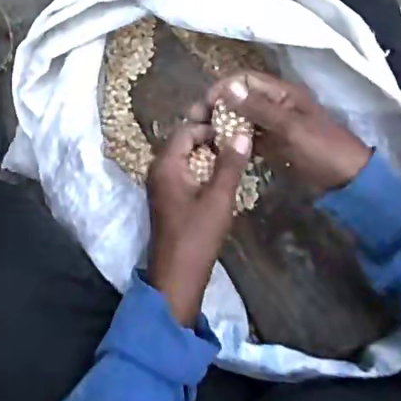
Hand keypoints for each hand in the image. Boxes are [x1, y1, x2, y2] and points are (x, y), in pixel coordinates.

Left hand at [145, 122, 248, 326]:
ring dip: (206, 151)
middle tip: (237, 134)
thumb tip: (242, 132)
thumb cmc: (197, 235)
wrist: (176, 275)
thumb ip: (230, 164)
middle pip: (182, 140)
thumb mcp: (218, 198)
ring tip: (234, 150)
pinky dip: (200, 166)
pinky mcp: (167, 196)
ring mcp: (160, 183)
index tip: (235, 125)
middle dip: (208, 135)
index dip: (209, 125)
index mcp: (165, 164)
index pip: (185, 130)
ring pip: (183, 156)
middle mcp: (157, 168)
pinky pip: (182, 170)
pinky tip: (222, 171)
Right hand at [204, 71, 370, 193]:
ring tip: (201, 134)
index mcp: (282, 93)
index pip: (245, 79)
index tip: (206, 103)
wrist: (349, 182)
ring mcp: (273, 126)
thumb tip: (227, 88)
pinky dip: (232, 139)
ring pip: (240, 117)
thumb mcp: (290, 128)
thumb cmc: (322, 149)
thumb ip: (258, 108)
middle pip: (239, 97)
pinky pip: (247, 137)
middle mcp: (275, 104)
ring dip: (221, 122)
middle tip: (196, 120)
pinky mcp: (273, 145)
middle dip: (217, 105)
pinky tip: (217, 148)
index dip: (224, 87)